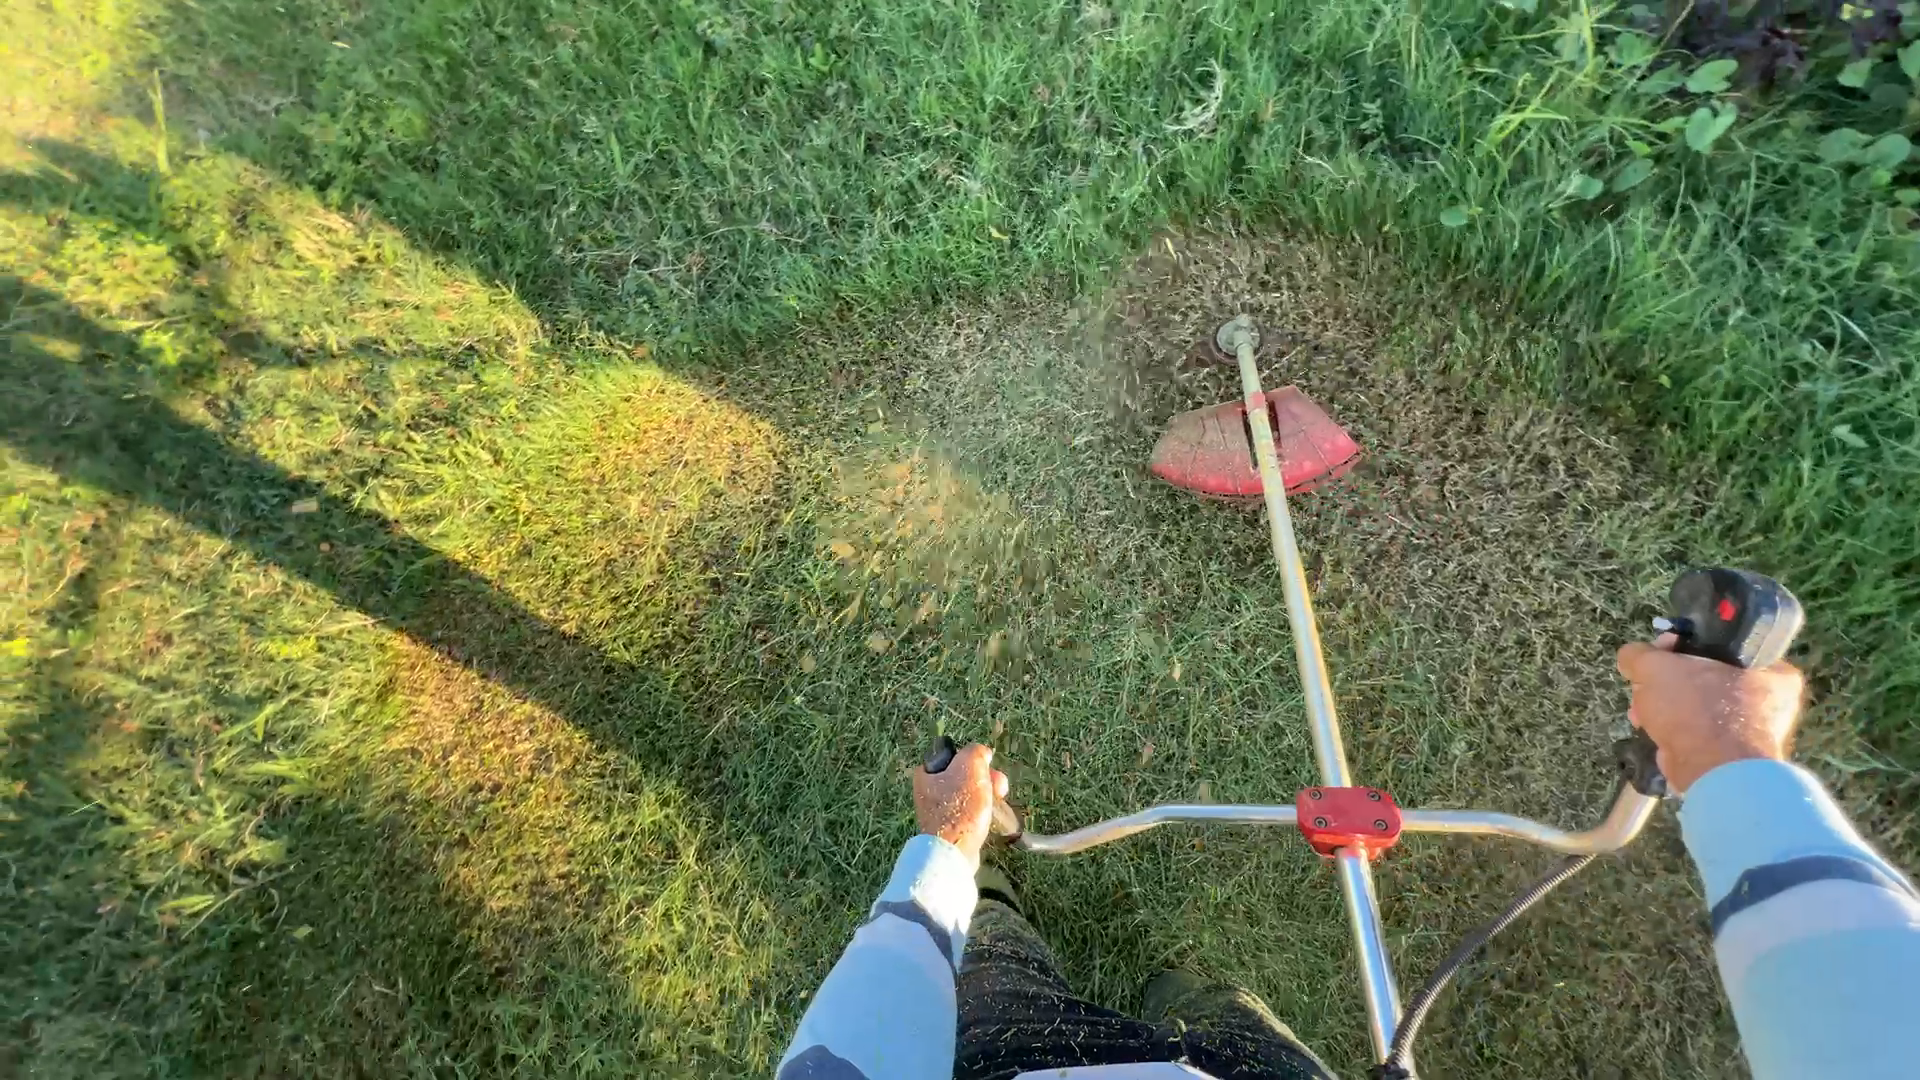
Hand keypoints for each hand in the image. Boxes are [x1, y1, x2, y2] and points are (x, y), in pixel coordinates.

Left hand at [913, 743, 1008, 866]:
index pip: (955, 756)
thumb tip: (982, 754)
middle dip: (987, 778)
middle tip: (999, 787)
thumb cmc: (960, 807)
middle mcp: (928, 790)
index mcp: (926, 772)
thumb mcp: (970, 766)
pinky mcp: (948, 828)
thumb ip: (976, 751)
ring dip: (988, 794)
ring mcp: (938, 811)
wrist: (954, 851)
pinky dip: (981, 812)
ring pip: (970, 793)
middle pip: (965, 775)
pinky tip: (991, 816)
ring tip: (999, 801)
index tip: (987, 768)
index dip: (975, 760)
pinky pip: (969, 812)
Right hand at [1616, 633, 1805, 792]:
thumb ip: (1639, 652)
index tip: (1659, 654)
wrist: (1711, 768)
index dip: (1681, 647)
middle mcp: (1771, 698)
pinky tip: (1653, 728)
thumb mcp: (1655, 665)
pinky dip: (1671, 725)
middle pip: (1698, 675)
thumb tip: (1634, 657)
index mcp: (1771, 670)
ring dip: (1660, 704)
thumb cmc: (1694, 708)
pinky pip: (1695, 725)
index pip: (1718, 647)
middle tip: (1646, 687)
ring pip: (1692, 702)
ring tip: (1644, 712)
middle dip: (1662, 683)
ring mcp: (1754, 727)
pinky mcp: (1733, 748)